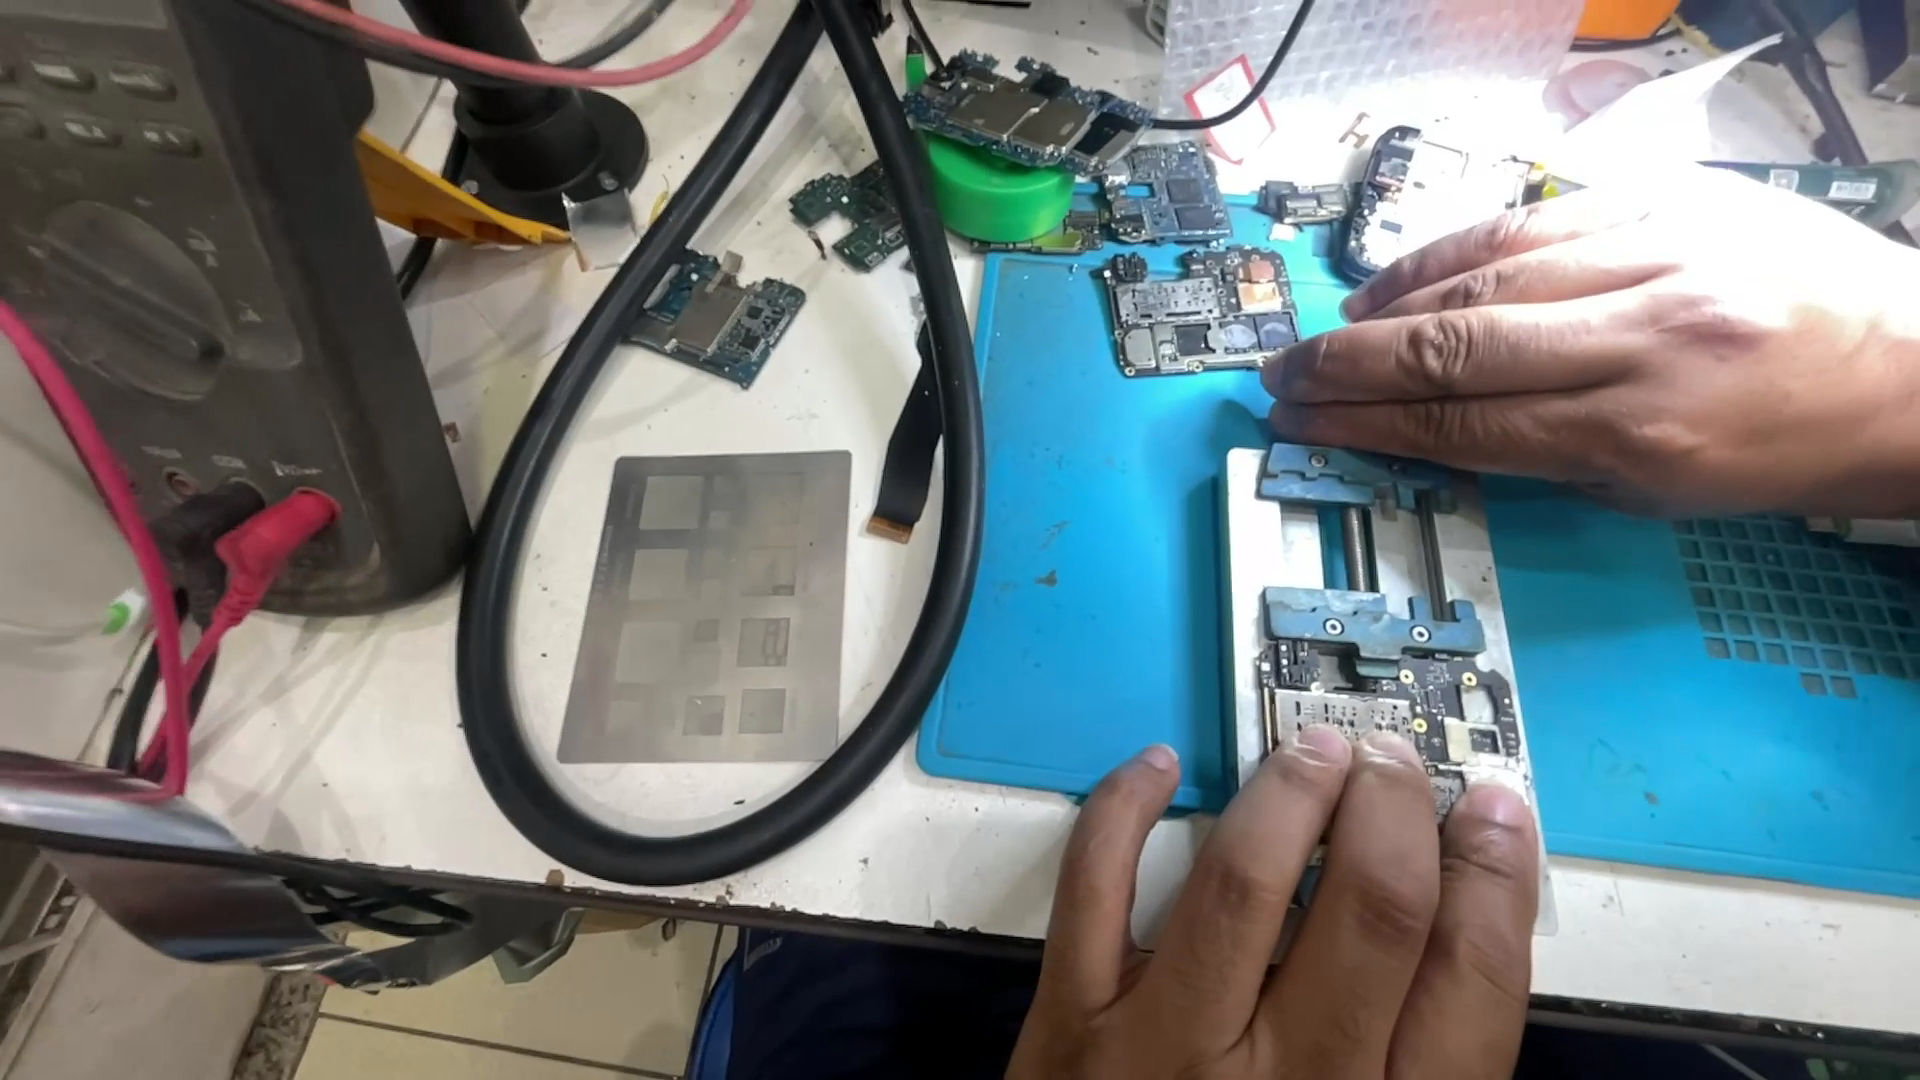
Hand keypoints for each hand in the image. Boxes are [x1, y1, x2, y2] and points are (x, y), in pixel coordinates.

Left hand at [1006, 731, 1538, 1079]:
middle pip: (1366, 917)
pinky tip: (1158, 764)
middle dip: (1390, 814)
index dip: (1493, 882)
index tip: (1491, 806)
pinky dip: (1122, 810)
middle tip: (1389, 757)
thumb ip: (1409, 1057)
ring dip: (1284, 796)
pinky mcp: (1071, 1009)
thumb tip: (1454, 918)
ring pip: (1239, 885)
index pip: (1468, 987)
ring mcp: (1160, 1039)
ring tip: (1312, 748)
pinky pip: (1094, 884)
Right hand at [1264, 168, 1919, 516]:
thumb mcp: (1639, 489)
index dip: (1359, 424)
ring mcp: (1661, 251)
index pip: (1455, 423)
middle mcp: (1646, 333)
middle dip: (1344, 365)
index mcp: (1639, 427)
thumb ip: (1519, 454)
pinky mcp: (1669, 197)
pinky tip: (1388, 283)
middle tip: (1281, 376)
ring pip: (1476, 280)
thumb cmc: (1766, 452)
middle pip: (1450, 345)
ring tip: (1328, 338)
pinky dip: (1438, 255)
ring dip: (1379, 313)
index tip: (1296, 423)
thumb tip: (1408, 429)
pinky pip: (1521, 221)